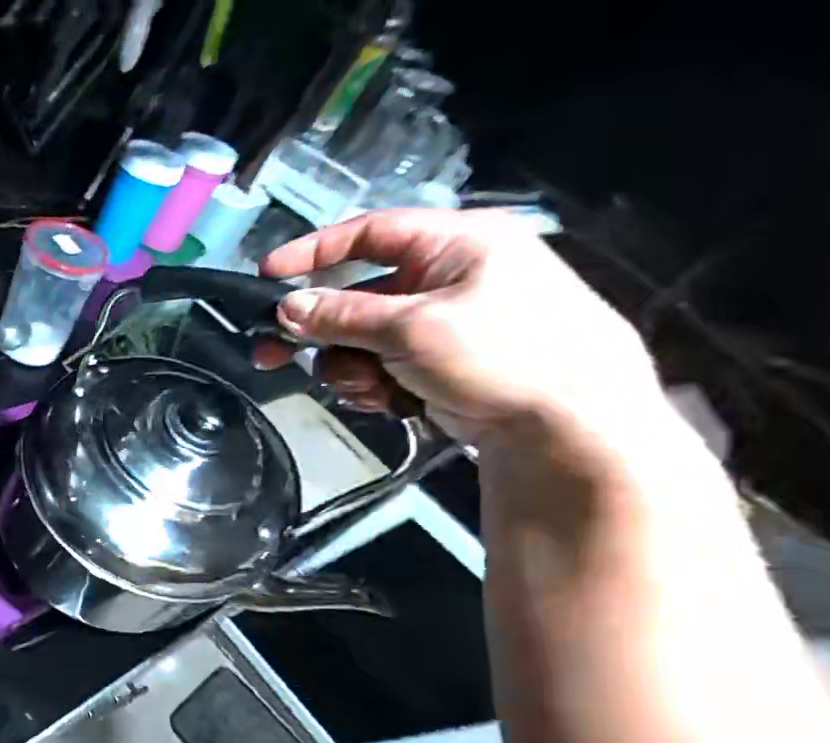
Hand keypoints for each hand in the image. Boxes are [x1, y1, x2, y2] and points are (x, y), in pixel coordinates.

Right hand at [250, 209, 666, 446]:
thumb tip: (285, 308)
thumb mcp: (411, 329)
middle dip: (316, 330)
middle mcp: (444, 277)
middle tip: (269, 355)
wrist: (564, 423)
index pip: (369, 233)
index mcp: (454, 245)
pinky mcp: (433, 363)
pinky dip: (371, 384)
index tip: (265, 276)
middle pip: (354, 295)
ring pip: (358, 338)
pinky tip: (388, 401)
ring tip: (369, 387)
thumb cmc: (500, 355)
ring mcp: (438, 323)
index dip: (312, 252)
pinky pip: (376, 366)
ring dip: (348, 366)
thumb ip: (341, 316)